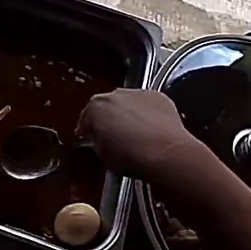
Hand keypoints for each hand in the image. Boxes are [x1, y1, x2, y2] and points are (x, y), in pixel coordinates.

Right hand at [77, 89, 209, 181]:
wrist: (165, 153)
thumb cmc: (133, 155)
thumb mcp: (102, 154)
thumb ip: (96, 141)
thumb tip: (100, 141)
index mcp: (95, 107)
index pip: (86, 118)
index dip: (89, 132)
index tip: (92, 140)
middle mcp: (115, 95)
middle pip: (107, 107)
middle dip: (109, 120)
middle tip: (114, 139)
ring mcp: (138, 94)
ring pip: (128, 104)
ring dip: (129, 115)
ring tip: (135, 137)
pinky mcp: (158, 98)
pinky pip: (148, 105)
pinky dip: (148, 115)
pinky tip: (151, 131)